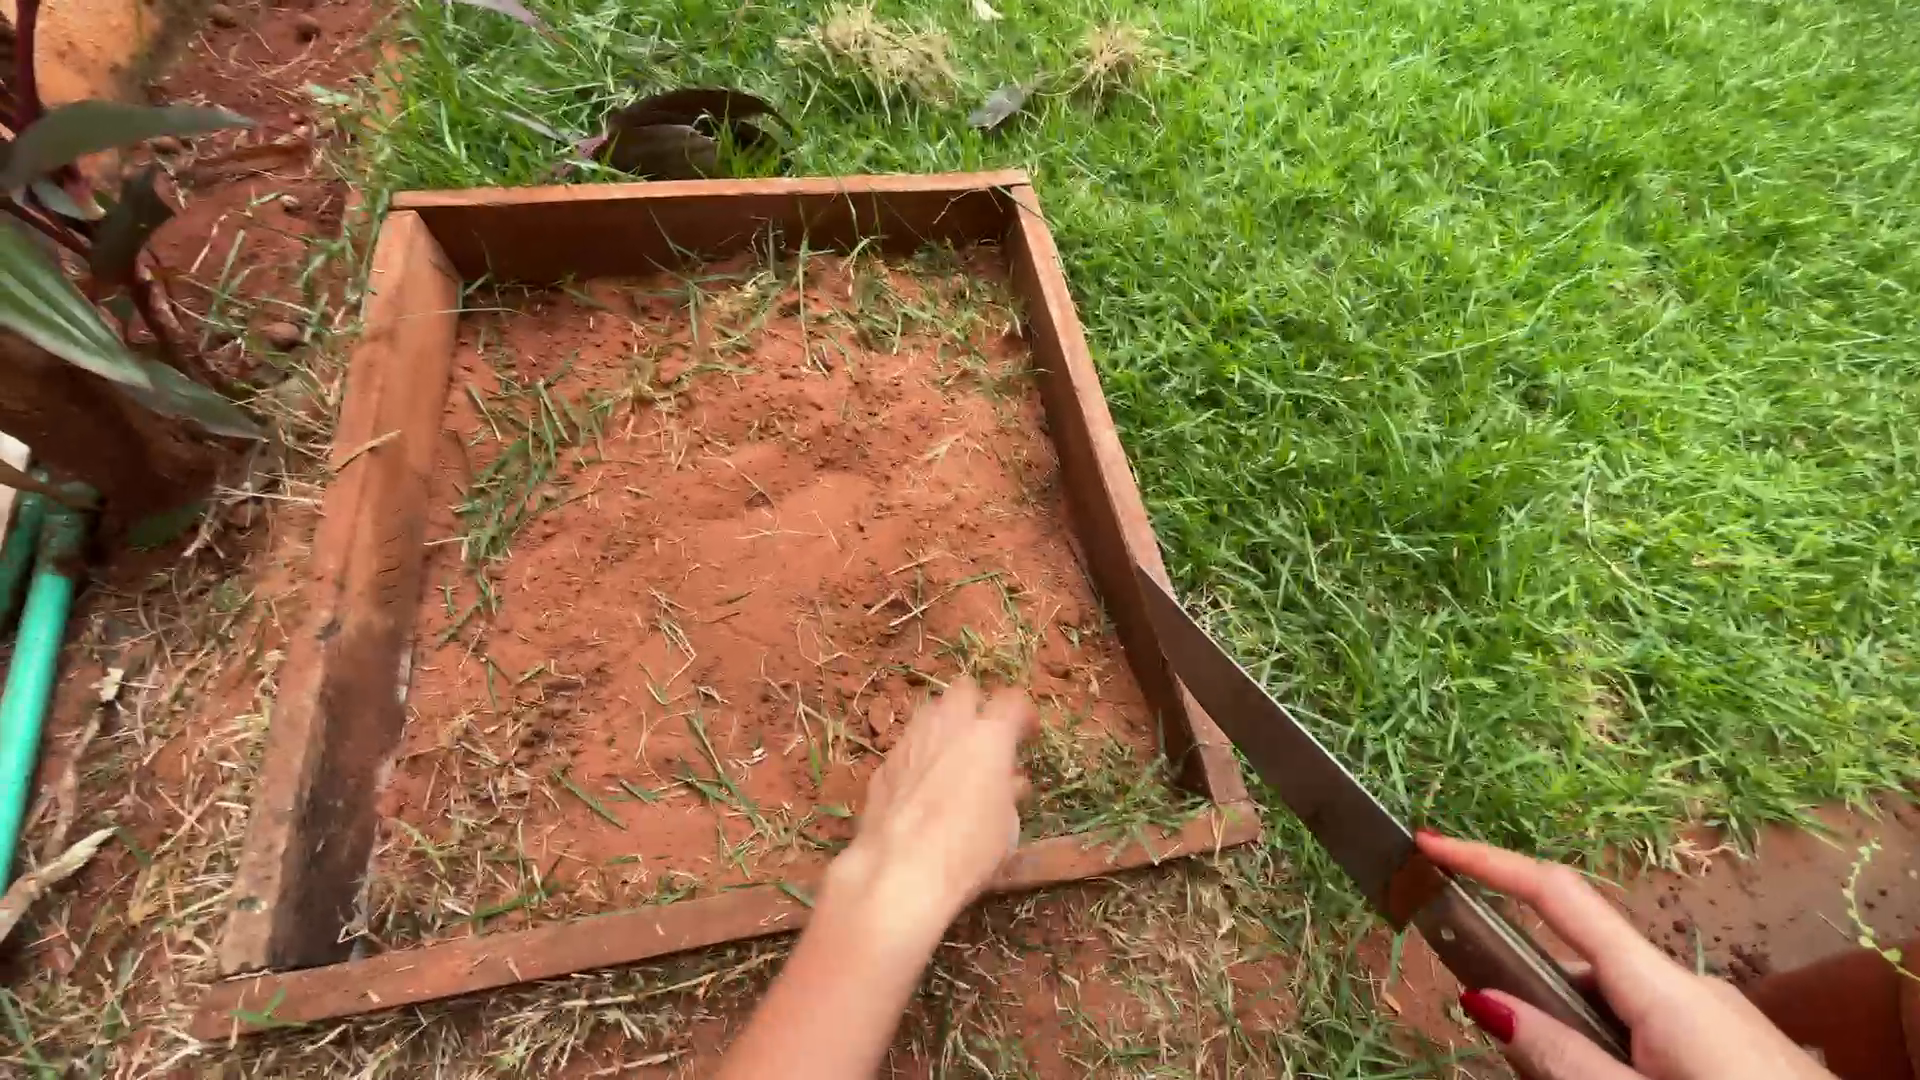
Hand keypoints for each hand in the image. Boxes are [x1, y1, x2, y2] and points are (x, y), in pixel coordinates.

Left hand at [824, 678, 1035, 944]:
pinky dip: (918, 756)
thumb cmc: (968, 849)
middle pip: (965, 690)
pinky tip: (921, 785)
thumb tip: (1009, 782)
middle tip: (985, 736)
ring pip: (930, 711)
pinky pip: (907, 745)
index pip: (1012, 701)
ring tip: (953, 757)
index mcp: (989, 735)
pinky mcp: (884, 763)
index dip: (1022, 715)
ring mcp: (911, 740)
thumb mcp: (1006, 825)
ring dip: (944, 726)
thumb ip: (1008, 792)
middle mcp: (948, 725)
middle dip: (977, 705)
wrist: (900, 868)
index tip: (1028, 733)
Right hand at [1416, 832, 1834, 1079]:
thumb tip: (1479, 998)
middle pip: (1576, 962)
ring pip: (1613, 1004)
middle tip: (1507, 1049)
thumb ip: (1558, 1055)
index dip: (1484, 860)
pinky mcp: (1743, 1049)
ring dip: (1576, 1034)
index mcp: (1663, 988)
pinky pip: (1652, 1029)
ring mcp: (1722, 1018)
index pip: (1555, 894)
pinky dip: (1615, 1051)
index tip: (1426, 842)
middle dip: (1530, 994)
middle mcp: (1691, 987)